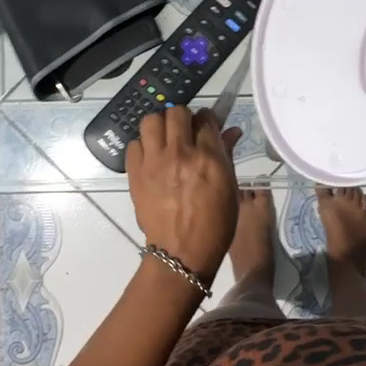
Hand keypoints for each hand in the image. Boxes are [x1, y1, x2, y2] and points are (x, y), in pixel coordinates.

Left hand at [127, 106, 243, 279]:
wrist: (181, 252)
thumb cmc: (215, 223)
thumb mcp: (229, 187)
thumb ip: (227, 154)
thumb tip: (231, 131)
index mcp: (208, 157)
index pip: (206, 118)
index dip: (207, 120)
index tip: (206, 127)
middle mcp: (180, 153)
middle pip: (177, 112)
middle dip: (183, 118)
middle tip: (185, 132)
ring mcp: (154, 162)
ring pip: (151, 120)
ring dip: (160, 126)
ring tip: (164, 140)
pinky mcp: (135, 173)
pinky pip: (134, 144)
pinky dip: (143, 146)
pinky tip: (151, 158)